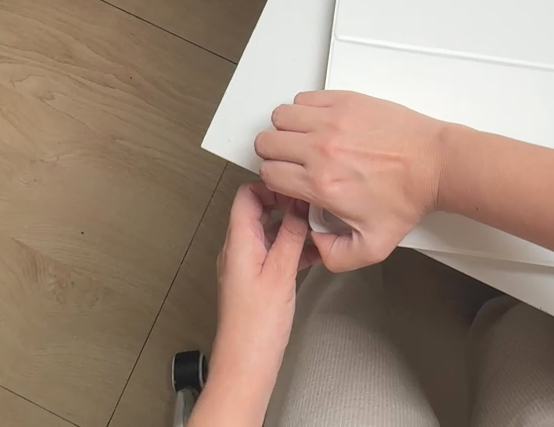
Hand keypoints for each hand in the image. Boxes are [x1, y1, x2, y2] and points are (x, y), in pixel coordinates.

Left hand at [196, 183, 315, 425]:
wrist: (245, 367)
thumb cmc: (255, 328)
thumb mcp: (280, 273)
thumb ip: (291, 235)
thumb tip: (300, 206)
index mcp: (238, 242)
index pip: (247, 194)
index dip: (271, 187)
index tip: (296, 189)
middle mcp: (238, 249)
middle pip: (258, 210)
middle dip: (285, 204)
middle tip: (310, 205)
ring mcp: (245, 265)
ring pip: (268, 231)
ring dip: (291, 227)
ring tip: (316, 228)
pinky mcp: (254, 280)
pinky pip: (272, 251)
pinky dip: (290, 247)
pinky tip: (311, 253)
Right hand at [254, 91, 451, 270]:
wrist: (434, 163)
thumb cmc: (408, 196)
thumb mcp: (373, 245)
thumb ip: (337, 256)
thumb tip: (314, 245)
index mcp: (322, 184)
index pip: (269, 173)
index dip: (274, 179)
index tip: (288, 179)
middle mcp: (321, 149)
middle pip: (267, 141)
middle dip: (274, 153)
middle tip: (291, 159)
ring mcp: (332, 121)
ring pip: (282, 116)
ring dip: (287, 128)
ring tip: (303, 138)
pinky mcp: (345, 100)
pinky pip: (305, 98)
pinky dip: (306, 108)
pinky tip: (320, 122)